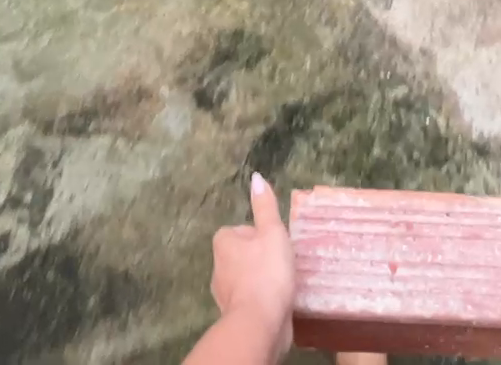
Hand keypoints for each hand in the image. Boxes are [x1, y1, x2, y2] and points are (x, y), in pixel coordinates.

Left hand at [207, 173, 296, 358]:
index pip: (238, 231)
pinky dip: (261, 298)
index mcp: (223, 243)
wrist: (260, 323)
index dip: (256, 234)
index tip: (273, 241)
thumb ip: (265, 205)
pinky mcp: (235, 315)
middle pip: (241, 254)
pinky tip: (278, 300)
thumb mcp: (272, 231)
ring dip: (261, 278)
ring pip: (245, 277)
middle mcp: (218, 268)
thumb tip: (256, 177)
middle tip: (280, 260)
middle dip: (258, 256)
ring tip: (282, 279)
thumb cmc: (266, 271)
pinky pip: (250, 299)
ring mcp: (224, 295)